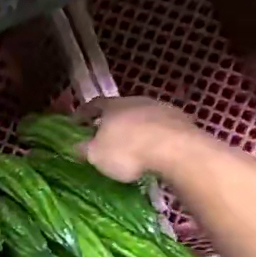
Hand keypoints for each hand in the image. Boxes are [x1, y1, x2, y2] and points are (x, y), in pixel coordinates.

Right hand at [75, 97, 209, 182]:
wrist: (175, 149)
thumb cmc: (127, 151)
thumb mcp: (96, 155)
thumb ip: (84, 149)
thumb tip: (74, 146)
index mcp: (112, 106)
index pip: (93, 105)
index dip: (83, 114)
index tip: (76, 123)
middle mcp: (136, 101)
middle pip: (120, 109)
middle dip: (112, 122)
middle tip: (105, 136)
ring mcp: (161, 108)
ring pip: (142, 117)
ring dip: (135, 129)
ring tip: (131, 146)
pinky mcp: (181, 120)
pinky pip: (161, 128)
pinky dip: (154, 137)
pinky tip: (153, 151)